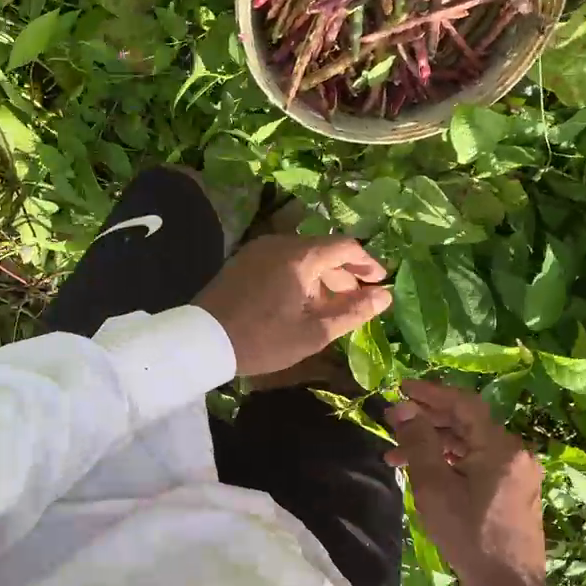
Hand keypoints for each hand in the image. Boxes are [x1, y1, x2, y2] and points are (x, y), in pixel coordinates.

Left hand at [193, 234, 390, 376]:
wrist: (200, 341)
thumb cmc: (261, 339)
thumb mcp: (313, 333)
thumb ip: (352, 312)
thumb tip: (385, 296)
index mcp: (298, 256)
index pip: (345, 246)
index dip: (367, 263)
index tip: (380, 282)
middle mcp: (277, 244)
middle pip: (322, 249)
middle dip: (343, 274)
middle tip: (356, 302)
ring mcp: (255, 251)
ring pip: (301, 255)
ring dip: (320, 277)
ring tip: (329, 307)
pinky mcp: (241, 262)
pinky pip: (280, 261)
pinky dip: (297, 276)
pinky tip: (300, 302)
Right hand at [386, 380, 557, 585]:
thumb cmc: (468, 534)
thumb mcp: (434, 486)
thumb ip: (418, 442)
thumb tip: (401, 407)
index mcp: (501, 448)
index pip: (464, 404)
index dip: (431, 392)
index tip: (400, 388)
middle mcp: (516, 454)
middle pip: (468, 422)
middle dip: (427, 419)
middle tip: (392, 420)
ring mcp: (518, 473)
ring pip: (470, 443)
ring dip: (434, 442)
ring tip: (396, 454)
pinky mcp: (513, 490)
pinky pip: (479, 461)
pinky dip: (449, 459)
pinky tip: (424, 470)